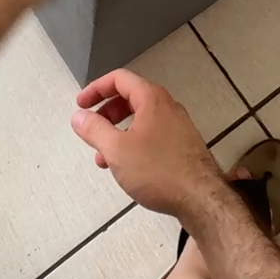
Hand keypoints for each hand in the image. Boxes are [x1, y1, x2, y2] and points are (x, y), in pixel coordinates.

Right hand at [71, 69, 222, 217]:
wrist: (201, 199)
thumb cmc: (157, 170)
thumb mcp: (117, 150)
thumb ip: (94, 130)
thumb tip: (78, 116)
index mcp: (151, 98)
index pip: (119, 78)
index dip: (96, 88)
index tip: (81, 105)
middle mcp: (166, 105)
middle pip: (130, 97)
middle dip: (106, 113)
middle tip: (91, 129)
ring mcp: (178, 125)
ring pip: (140, 119)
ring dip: (118, 132)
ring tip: (103, 156)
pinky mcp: (183, 145)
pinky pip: (152, 134)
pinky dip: (134, 143)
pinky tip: (127, 168)